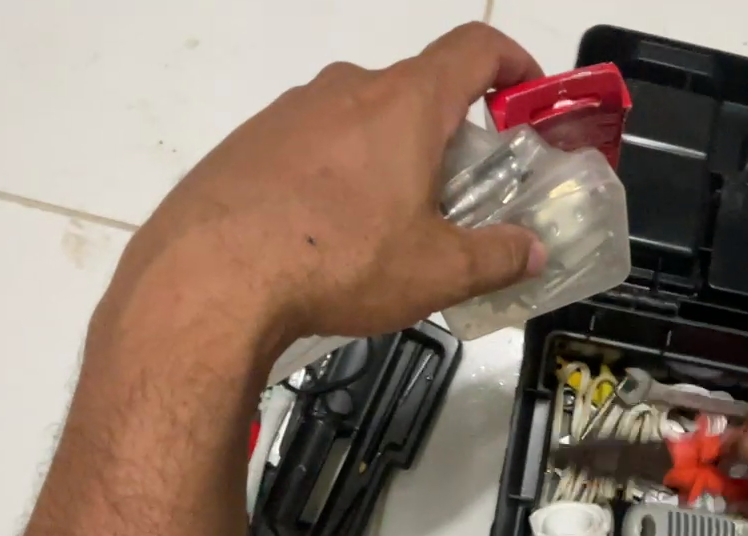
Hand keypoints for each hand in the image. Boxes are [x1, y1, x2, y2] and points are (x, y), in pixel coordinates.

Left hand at [92, 24, 547, 375]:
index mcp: (406, 104)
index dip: (512, 63)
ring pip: (364, 121)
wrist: (214, 273)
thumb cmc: (344, 260)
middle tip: (460, 198)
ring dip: (393, 158)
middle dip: (451, 137)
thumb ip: (496, 257)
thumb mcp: (437, 271)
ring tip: (394, 227)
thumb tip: (532, 252)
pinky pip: (318, 146)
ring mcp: (293, 110)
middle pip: (417, 92)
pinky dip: (344, 175)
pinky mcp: (253, 141)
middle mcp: (349, 89)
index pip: (474, 50)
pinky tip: (335, 233)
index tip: (528, 95)